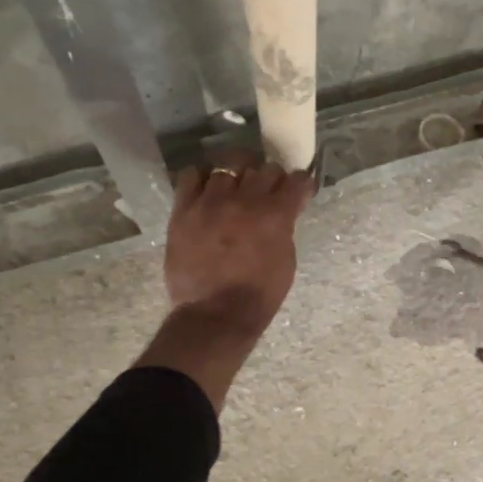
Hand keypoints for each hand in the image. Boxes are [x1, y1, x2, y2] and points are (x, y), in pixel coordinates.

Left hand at [164, 160, 314, 330]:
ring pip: (227, 167)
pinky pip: (191, 176)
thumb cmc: (259, 295)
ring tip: (233, 190)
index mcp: (275, 214)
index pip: (295, 180)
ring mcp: (211, 202)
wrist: (215, 314)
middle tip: (266, 192)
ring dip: (236, 177)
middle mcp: (244, 200)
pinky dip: (202, 179)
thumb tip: (283, 211)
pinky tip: (206, 192)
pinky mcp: (184, 210)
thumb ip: (285, 228)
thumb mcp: (286, 261)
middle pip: (263, 168)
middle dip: (270, 178)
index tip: (297, 189)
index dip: (299, 183)